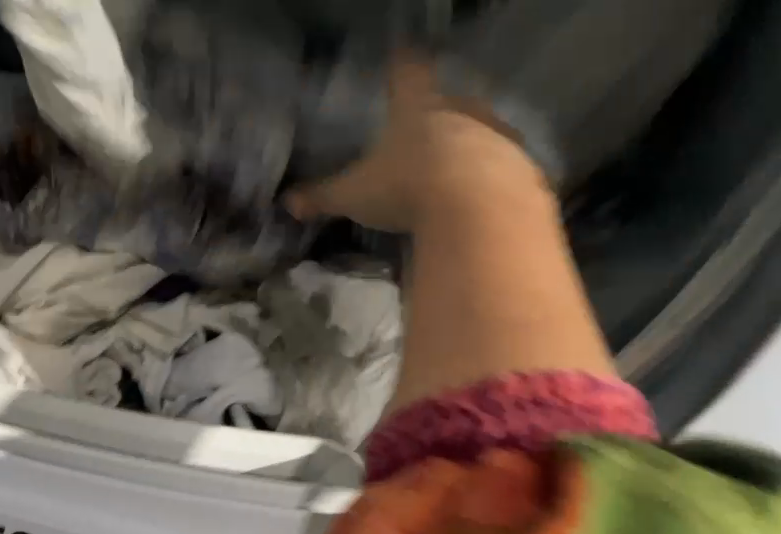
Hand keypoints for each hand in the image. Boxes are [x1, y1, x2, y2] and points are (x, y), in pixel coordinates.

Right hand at [285, 57, 549, 232]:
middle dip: (433, 114)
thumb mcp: (352, 195)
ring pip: (474, 130)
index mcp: (416, 108)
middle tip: (419, 129)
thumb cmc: (405, 185)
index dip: (401, 65)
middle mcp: (459, 109)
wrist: (477, 205)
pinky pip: (495, 162)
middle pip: (445, 102)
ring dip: (460, 144)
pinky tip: (468, 193)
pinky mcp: (517, 161)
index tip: (401, 54)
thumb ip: (321, 197)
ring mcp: (494, 131)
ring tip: (442, 169)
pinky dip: (480, 173)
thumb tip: (288, 202)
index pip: (407, 75)